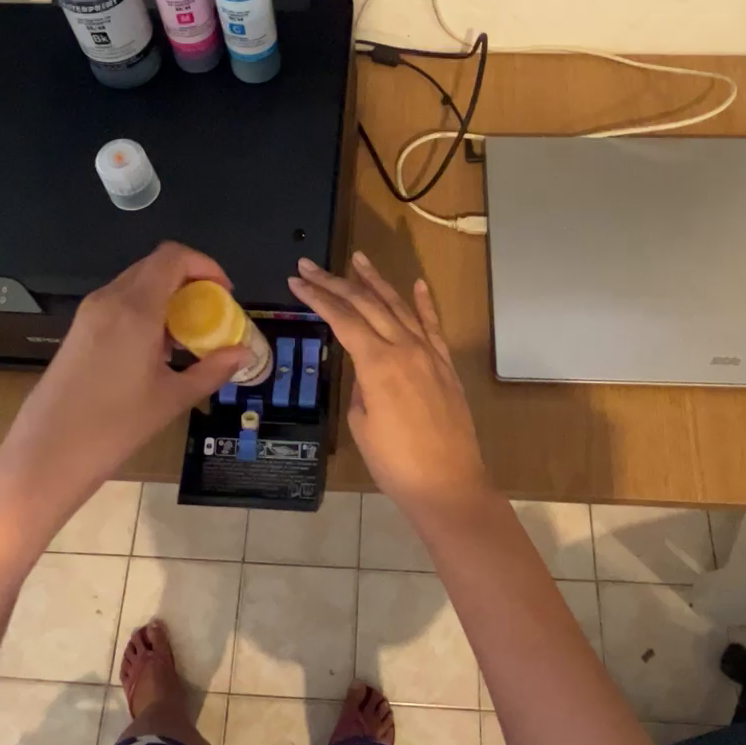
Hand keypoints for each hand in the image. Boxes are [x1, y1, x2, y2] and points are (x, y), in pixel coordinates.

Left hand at [0, 242, 248, 500]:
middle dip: (190, 281)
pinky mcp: (79, 330)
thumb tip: (243, 354)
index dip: (205, 265)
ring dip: (167, 297)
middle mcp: (109, 300)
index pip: (173, 257)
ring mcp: (90, 314)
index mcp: (135, 309)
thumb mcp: (172, 399)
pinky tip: (156, 350)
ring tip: (187, 336)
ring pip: (137, 284)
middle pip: (155, 265)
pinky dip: (146, 311)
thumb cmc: (114, 427)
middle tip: (212, 314)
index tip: (224, 294)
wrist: (47, 454)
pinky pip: (120, 303)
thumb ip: (212, 370)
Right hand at [288, 251, 489, 512]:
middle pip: (367, 304)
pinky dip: (424, 303)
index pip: (342, 318)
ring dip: (377, 281)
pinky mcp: (446, 365)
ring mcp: (429, 354)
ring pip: (400, 306)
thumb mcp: (361, 423)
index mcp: (377, 363)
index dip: (317, 297)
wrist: (448, 485)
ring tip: (359, 259)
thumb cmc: (395, 463)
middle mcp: (405, 348)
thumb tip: (367, 370)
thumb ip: (362, 385)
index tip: (296, 280)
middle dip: (336, 282)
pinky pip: (433, 326)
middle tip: (311, 265)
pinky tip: (417, 284)